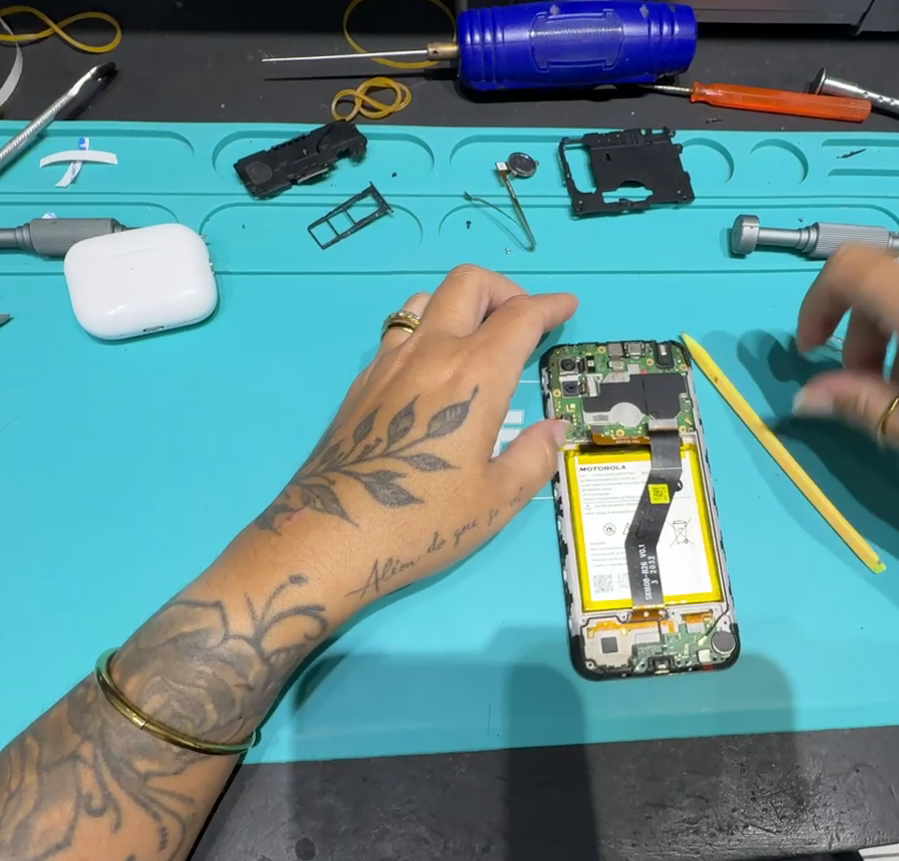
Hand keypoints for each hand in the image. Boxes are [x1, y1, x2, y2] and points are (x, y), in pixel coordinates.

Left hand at [248, 265, 575, 614]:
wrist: (331, 537)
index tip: (567, 306)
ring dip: (462, 304)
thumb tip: (554, 429)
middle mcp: (431, 353)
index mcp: (475, 376)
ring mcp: (388, 363)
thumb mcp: (497, 501)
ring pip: (426, 299)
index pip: (520, 317)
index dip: (550, 305)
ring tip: (479, 337)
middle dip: (506, 289)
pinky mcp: (362, 382)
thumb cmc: (423, 523)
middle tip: (524, 319)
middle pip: (469, 284)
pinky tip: (434, 371)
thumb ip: (534, 457)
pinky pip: (399, 332)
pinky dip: (428, 330)